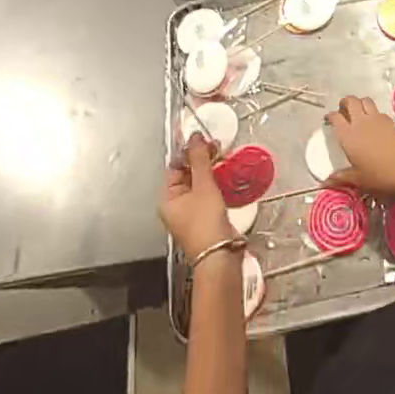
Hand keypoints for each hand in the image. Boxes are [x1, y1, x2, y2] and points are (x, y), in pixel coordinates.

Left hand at [160, 134, 238, 257]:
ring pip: (200, 186)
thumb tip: (195, 138)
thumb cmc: (206, 223)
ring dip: (211, 173)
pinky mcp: (207, 219)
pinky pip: (209, 196)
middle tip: (217, 148)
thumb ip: (200, 160)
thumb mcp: (203, 186)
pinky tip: (227, 179)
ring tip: (224, 160)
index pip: (175, 167)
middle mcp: (176, 207)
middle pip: (188, 176)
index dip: (189, 153)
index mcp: (167, 199)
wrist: (221, 255)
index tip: (204, 141)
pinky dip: (217, 186)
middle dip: (202, 162)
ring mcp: (192, 214)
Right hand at [324, 96, 394, 197]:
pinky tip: (375, 124)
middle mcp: (361, 123)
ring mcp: (378, 120)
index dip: (330, 116)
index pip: (336, 117)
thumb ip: (341, 178)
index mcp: (348, 135)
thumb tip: (326, 183)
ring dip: (360, 103)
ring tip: (359, 113)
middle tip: (343, 111)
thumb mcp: (357, 180)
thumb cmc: (379, 176)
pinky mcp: (391, 123)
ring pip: (366, 101)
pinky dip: (374, 113)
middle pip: (351, 101)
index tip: (329, 119)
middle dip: (345, 102)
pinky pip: (379, 111)